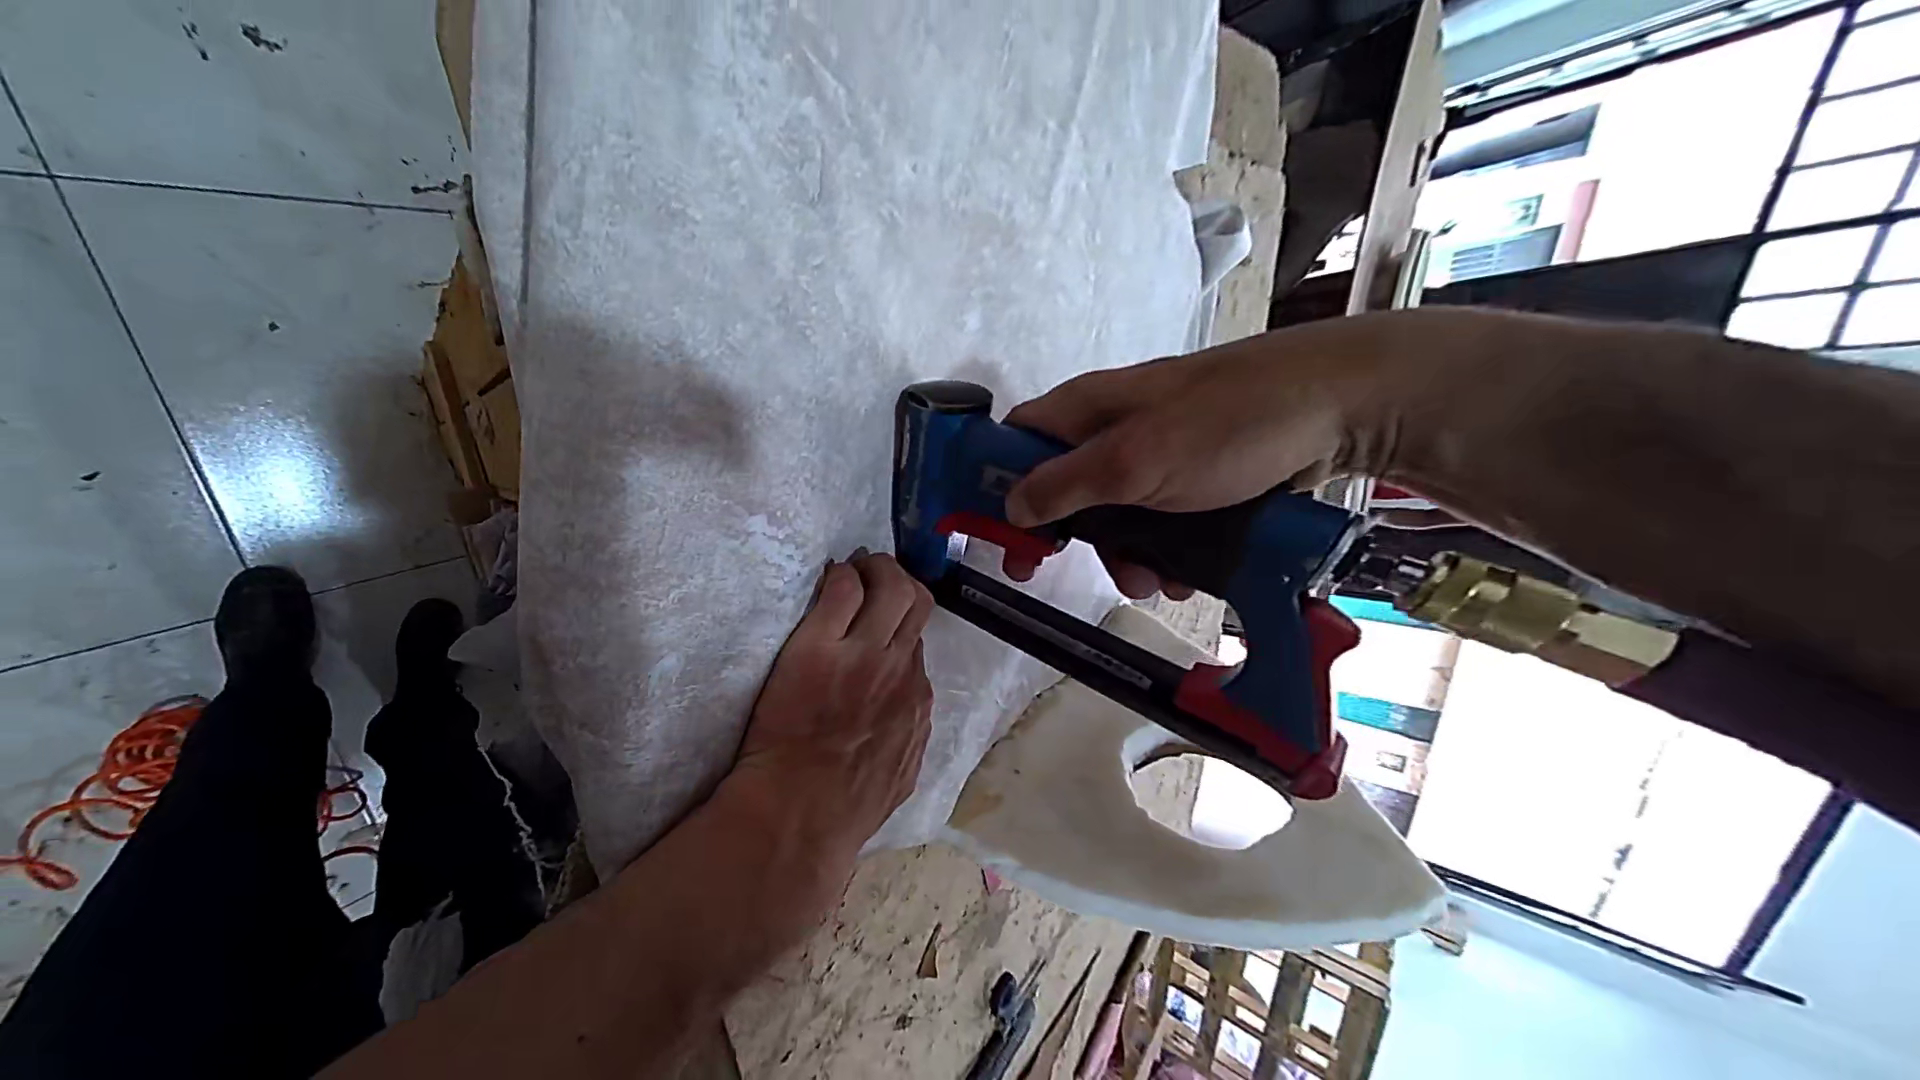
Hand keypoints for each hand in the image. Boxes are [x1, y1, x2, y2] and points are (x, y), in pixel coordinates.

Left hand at [728, 551, 934, 863]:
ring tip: (853, 568)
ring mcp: (864, 653)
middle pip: (916, 600)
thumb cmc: (845, 807)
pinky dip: (840, 576)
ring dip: (874, 569)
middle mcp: (899, 667)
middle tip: (874, 576)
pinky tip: (827, 578)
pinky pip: (842, 588)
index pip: (916, 640)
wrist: (799, 815)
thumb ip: (911, 734)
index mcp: (917, 698)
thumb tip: (908, 714)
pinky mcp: (820, 643)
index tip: (880, 620)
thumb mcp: (901, 774)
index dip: (899, 624)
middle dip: (898, 581)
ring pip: (890, 585)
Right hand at [1000, 314, 1418, 596]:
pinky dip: (1164, 550)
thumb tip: (1009, 505)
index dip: (997, 486)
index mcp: (1085, 410)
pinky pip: (1158, 520)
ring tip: (1154, 581)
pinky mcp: (1193, 475)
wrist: (1336, 406)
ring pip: (1113, 513)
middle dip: (1070, 535)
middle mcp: (1112, 427)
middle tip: (1063, 570)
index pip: (1015, 442)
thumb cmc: (1224, 427)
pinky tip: (1186, 574)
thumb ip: (1064, 485)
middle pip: (1063, 487)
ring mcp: (1155, 452)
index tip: (999, 534)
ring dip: (1124, 554)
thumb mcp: (1133, 463)